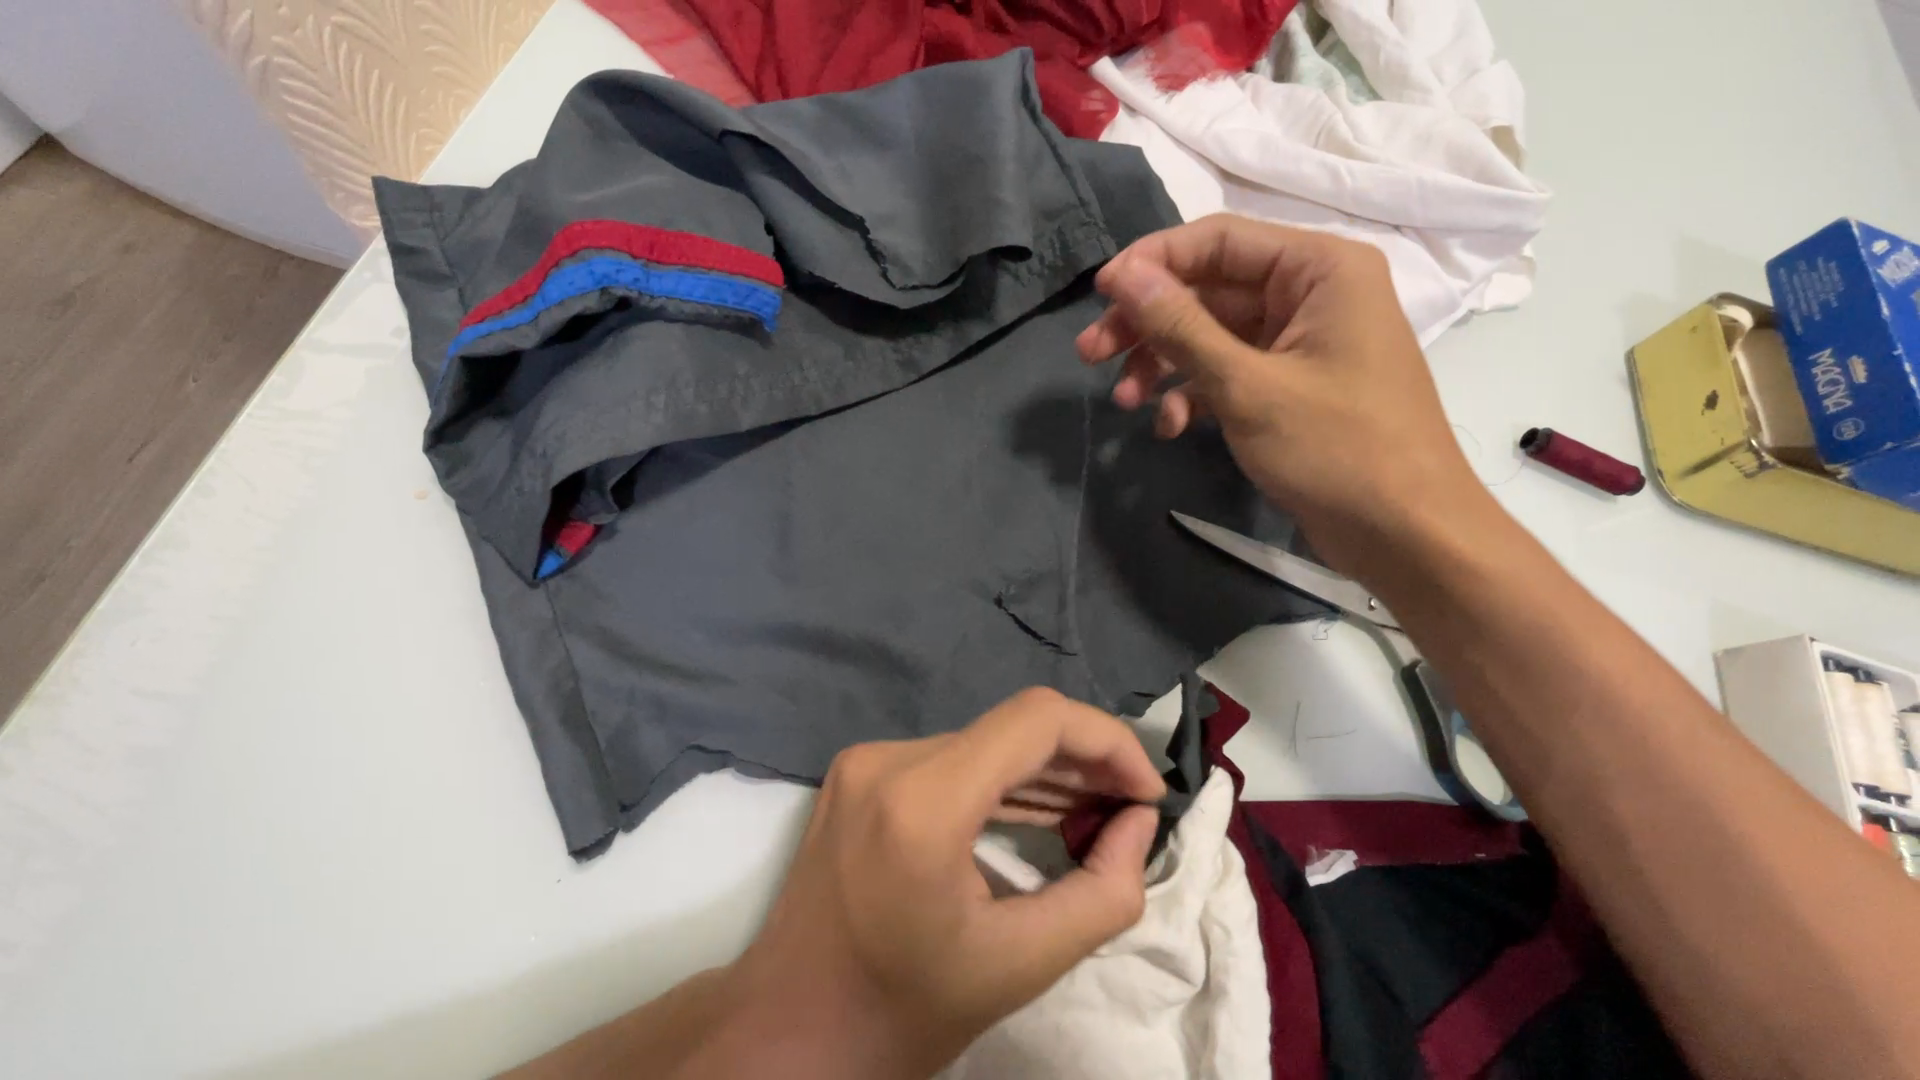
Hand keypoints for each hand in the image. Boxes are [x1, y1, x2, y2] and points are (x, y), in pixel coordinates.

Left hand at [693, 688, 1165, 1079]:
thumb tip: (1138, 823)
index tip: (1147, 793)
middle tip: (1134, 809)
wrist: (790, 1030)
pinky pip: (950, 762)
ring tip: (1101, 813)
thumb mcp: (1023, 963)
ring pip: (983, 743)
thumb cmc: (904, 1008)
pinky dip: (1003, 783)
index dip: (1108, 742)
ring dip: (1047, 772)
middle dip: (1085, 761)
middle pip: (1012, 728)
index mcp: (923, 801)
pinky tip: (1045, 812)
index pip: (1038, 720)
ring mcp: (866, 763)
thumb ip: (1104, 891)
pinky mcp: (859, 776)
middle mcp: (889, 760)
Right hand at [1074, 214, 1494, 581]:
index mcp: (1319, 269)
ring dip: (1163, 365)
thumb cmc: (1336, 449)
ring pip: (1211, 335)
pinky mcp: (1292, 386)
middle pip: (1208, 289)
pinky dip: (1195, 394)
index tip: (1098, 296)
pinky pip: (1229, 373)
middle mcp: (1312, 293)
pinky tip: (1171, 427)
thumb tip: (1123, 274)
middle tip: (1090, 354)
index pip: (1218, 240)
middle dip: (1147, 324)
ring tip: (1124, 403)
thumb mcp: (1247, 386)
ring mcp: (1302, 342)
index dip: (1151, 263)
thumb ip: (1181, 326)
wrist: (1405, 533)